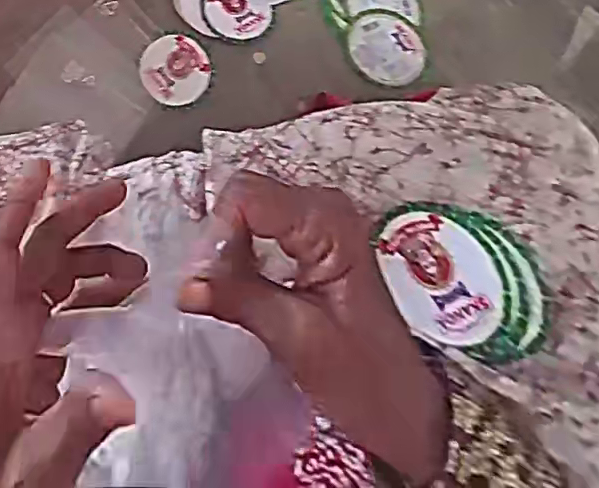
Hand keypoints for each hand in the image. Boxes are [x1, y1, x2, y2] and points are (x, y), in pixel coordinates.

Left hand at [0, 162, 146, 487]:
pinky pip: (68, 303)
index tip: (42, 168)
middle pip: (41, 252)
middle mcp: (9, 330)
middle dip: (79, 216)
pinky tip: (123, 303)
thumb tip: (124, 396)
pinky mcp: (37, 357)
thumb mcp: (35, 468)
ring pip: (57, 274)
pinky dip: (97, 291)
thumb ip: (72, 429)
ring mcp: (23, 341)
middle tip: (119, 194)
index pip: (2, 257)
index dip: (18, 208)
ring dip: (96, 260)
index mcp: (2, 343)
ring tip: (137, 271)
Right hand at [178, 173, 446, 483]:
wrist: (413, 404)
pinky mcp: (316, 233)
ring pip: (251, 207)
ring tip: (224, 292)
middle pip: (246, 195)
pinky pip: (264, 223)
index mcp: (326, 220)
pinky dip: (244, 248)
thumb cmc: (367, 376)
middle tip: (209, 289)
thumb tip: (185, 284)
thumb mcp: (299, 338)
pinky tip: (241, 284)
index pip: (246, 194)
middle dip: (220, 237)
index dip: (217, 231)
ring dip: (229, 245)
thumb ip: (241, 300)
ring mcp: (322, 216)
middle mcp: (324, 204)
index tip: (204, 279)